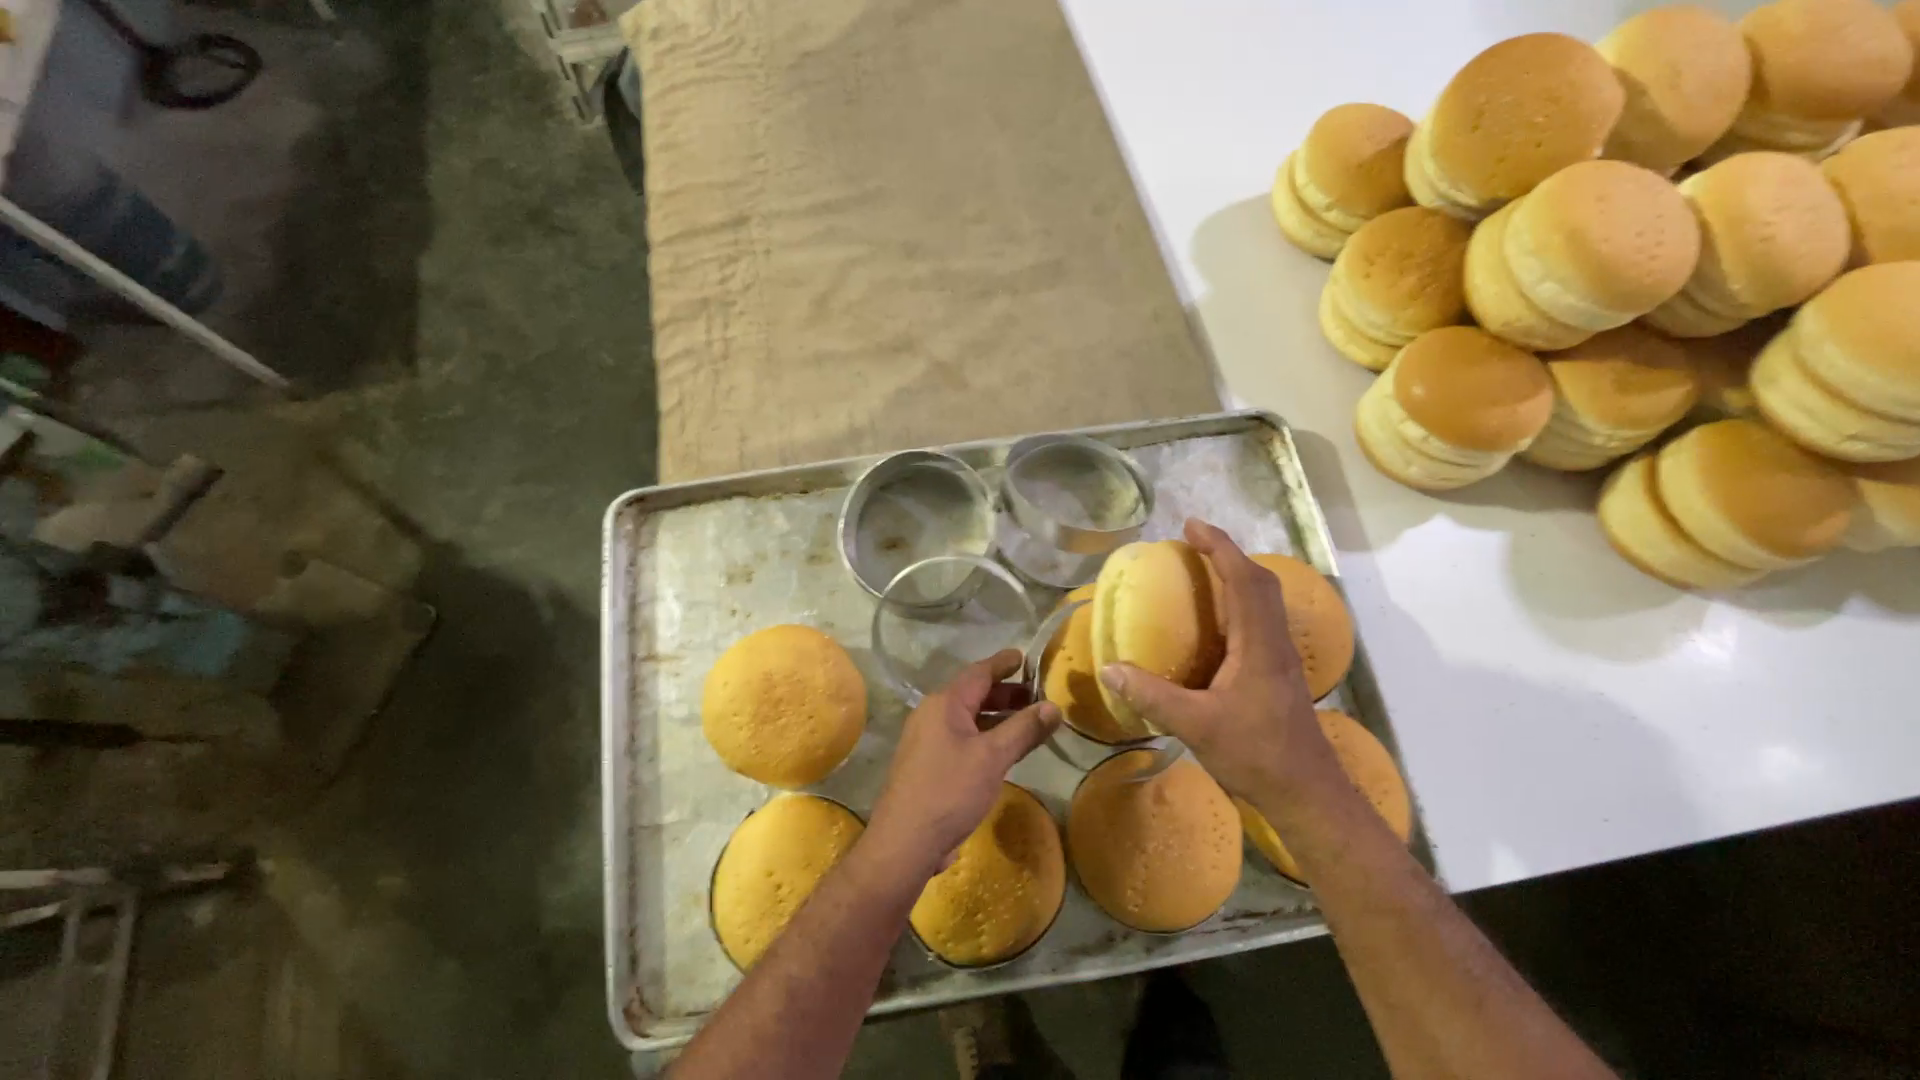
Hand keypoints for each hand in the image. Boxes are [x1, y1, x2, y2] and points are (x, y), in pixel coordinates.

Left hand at [867, 650, 1059, 879]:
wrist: (906, 841)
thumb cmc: (950, 790)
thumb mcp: (993, 757)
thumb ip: (1024, 729)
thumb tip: (1054, 706)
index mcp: (944, 704)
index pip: (978, 673)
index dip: (1003, 664)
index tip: (1025, 656)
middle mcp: (932, 716)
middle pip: (973, 695)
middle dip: (1006, 694)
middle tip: (1038, 695)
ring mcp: (928, 742)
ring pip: (968, 720)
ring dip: (998, 718)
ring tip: (1029, 722)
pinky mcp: (929, 766)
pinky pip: (963, 740)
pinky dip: (986, 738)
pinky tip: (1005, 752)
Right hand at [1098, 519, 1339, 809]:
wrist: (1306, 792)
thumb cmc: (1256, 754)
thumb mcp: (1196, 726)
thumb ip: (1153, 696)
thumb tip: (1110, 670)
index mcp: (1260, 645)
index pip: (1243, 580)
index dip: (1219, 547)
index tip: (1191, 526)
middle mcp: (1274, 643)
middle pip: (1260, 583)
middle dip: (1228, 556)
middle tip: (1192, 545)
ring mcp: (1279, 659)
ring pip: (1263, 602)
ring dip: (1236, 578)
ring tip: (1200, 574)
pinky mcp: (1277, 675)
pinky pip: (1258, 623)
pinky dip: (1237, 605)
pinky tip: (1213, 625)